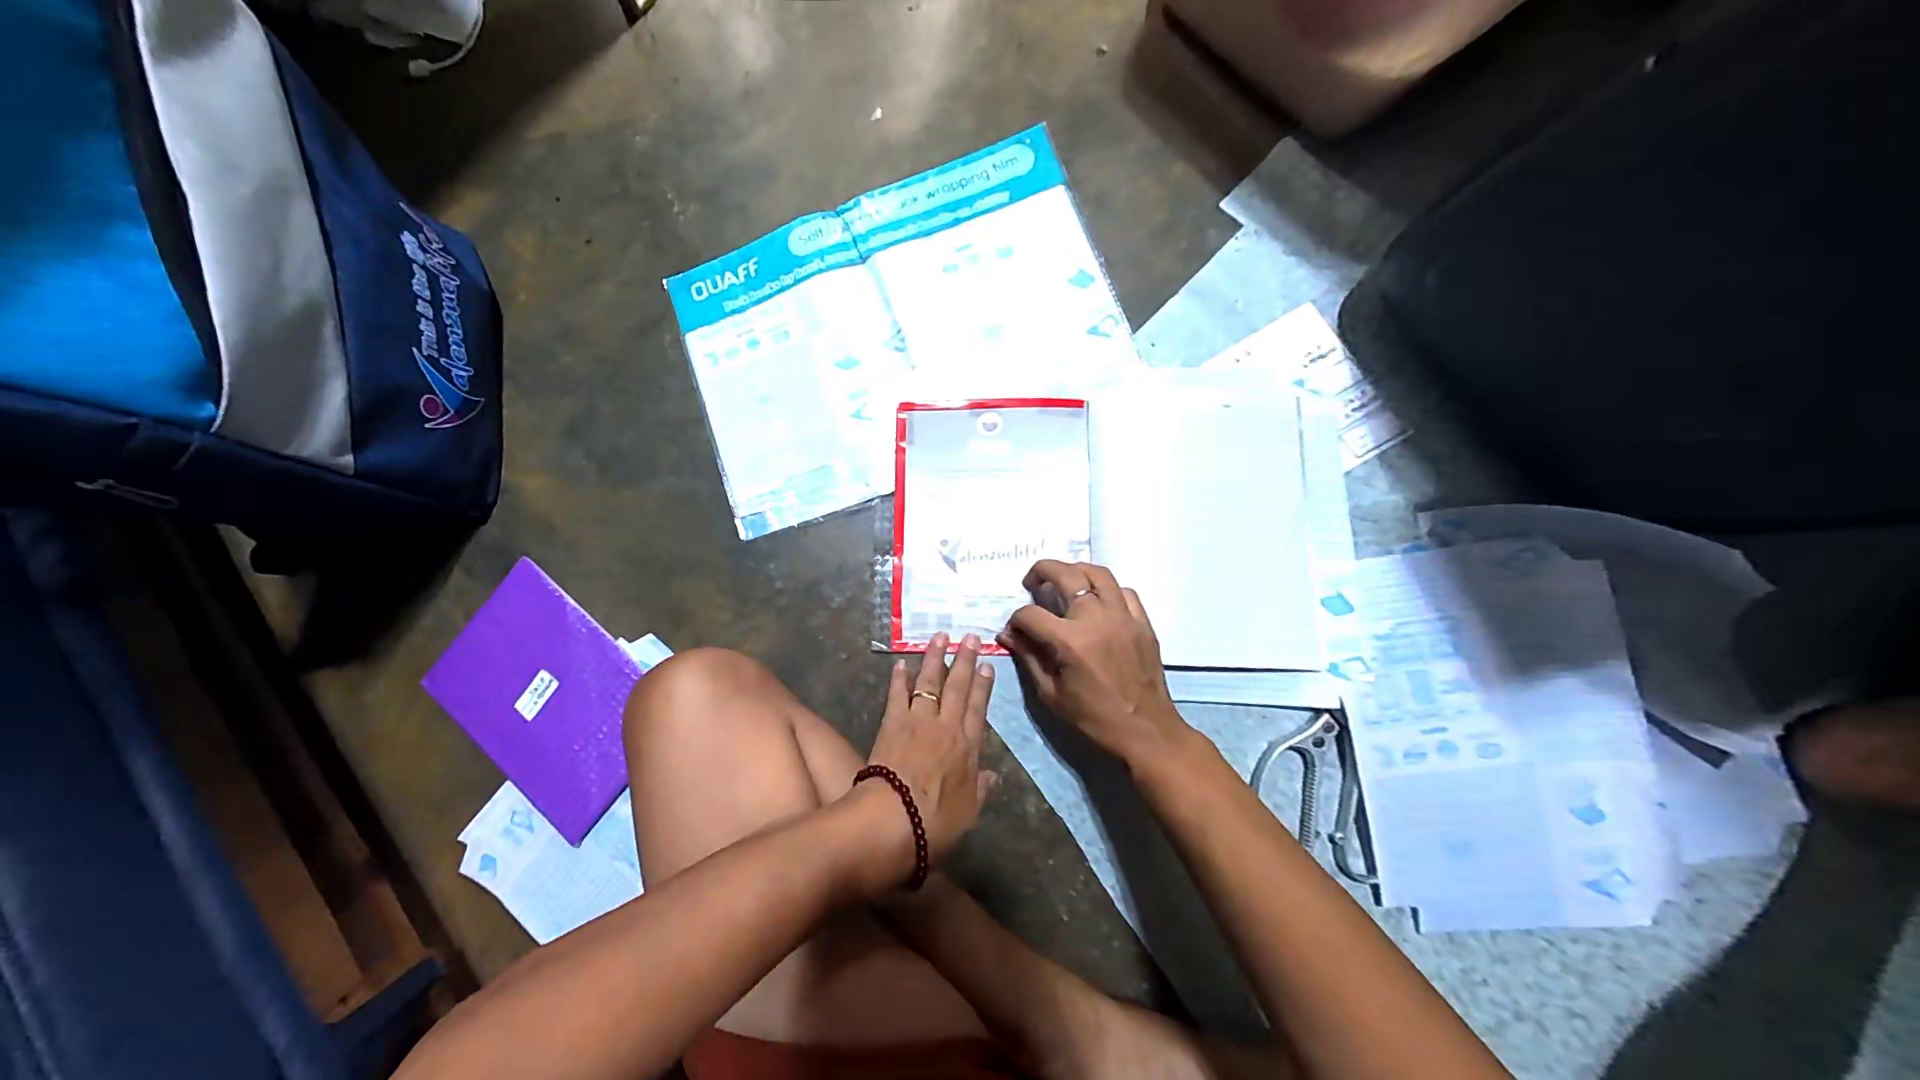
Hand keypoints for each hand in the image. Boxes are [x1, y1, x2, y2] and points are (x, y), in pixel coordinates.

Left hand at [862, 633, 997, 879]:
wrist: (892, 821)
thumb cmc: (935, 824)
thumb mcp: (969, 813)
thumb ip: (980, 790)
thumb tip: (993, 775)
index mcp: (968, 748)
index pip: (978, 709)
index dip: (984, 687)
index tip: (988, 666)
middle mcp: (946, 727)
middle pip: (958, 687)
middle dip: (965, 660)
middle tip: (971, 637)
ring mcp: (918, 721)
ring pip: (929, 682)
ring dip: (935, 657)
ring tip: (940, 636)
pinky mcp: (891, 723)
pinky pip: (897, 694)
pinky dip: (899, 678)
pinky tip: (900, 663)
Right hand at [997, 561, 1190, 767]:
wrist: (1146, 731)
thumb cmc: (1094, 718)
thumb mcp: (1051, 694)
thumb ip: (1029, 657)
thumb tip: (1008, 634)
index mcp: (1069, 641)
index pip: (1031, 614)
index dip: (1016, 619)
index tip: (1015, 629)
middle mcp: (1096, 619)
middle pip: (1065, 575)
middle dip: (1041, 571)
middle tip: (1031, 580)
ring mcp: (1123, 617)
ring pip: (1098, 573)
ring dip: (1075, 570)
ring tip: (1064, 579)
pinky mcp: (1142, 622)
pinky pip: (1124, 591)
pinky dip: (1107, 589)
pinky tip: (1098, 600)